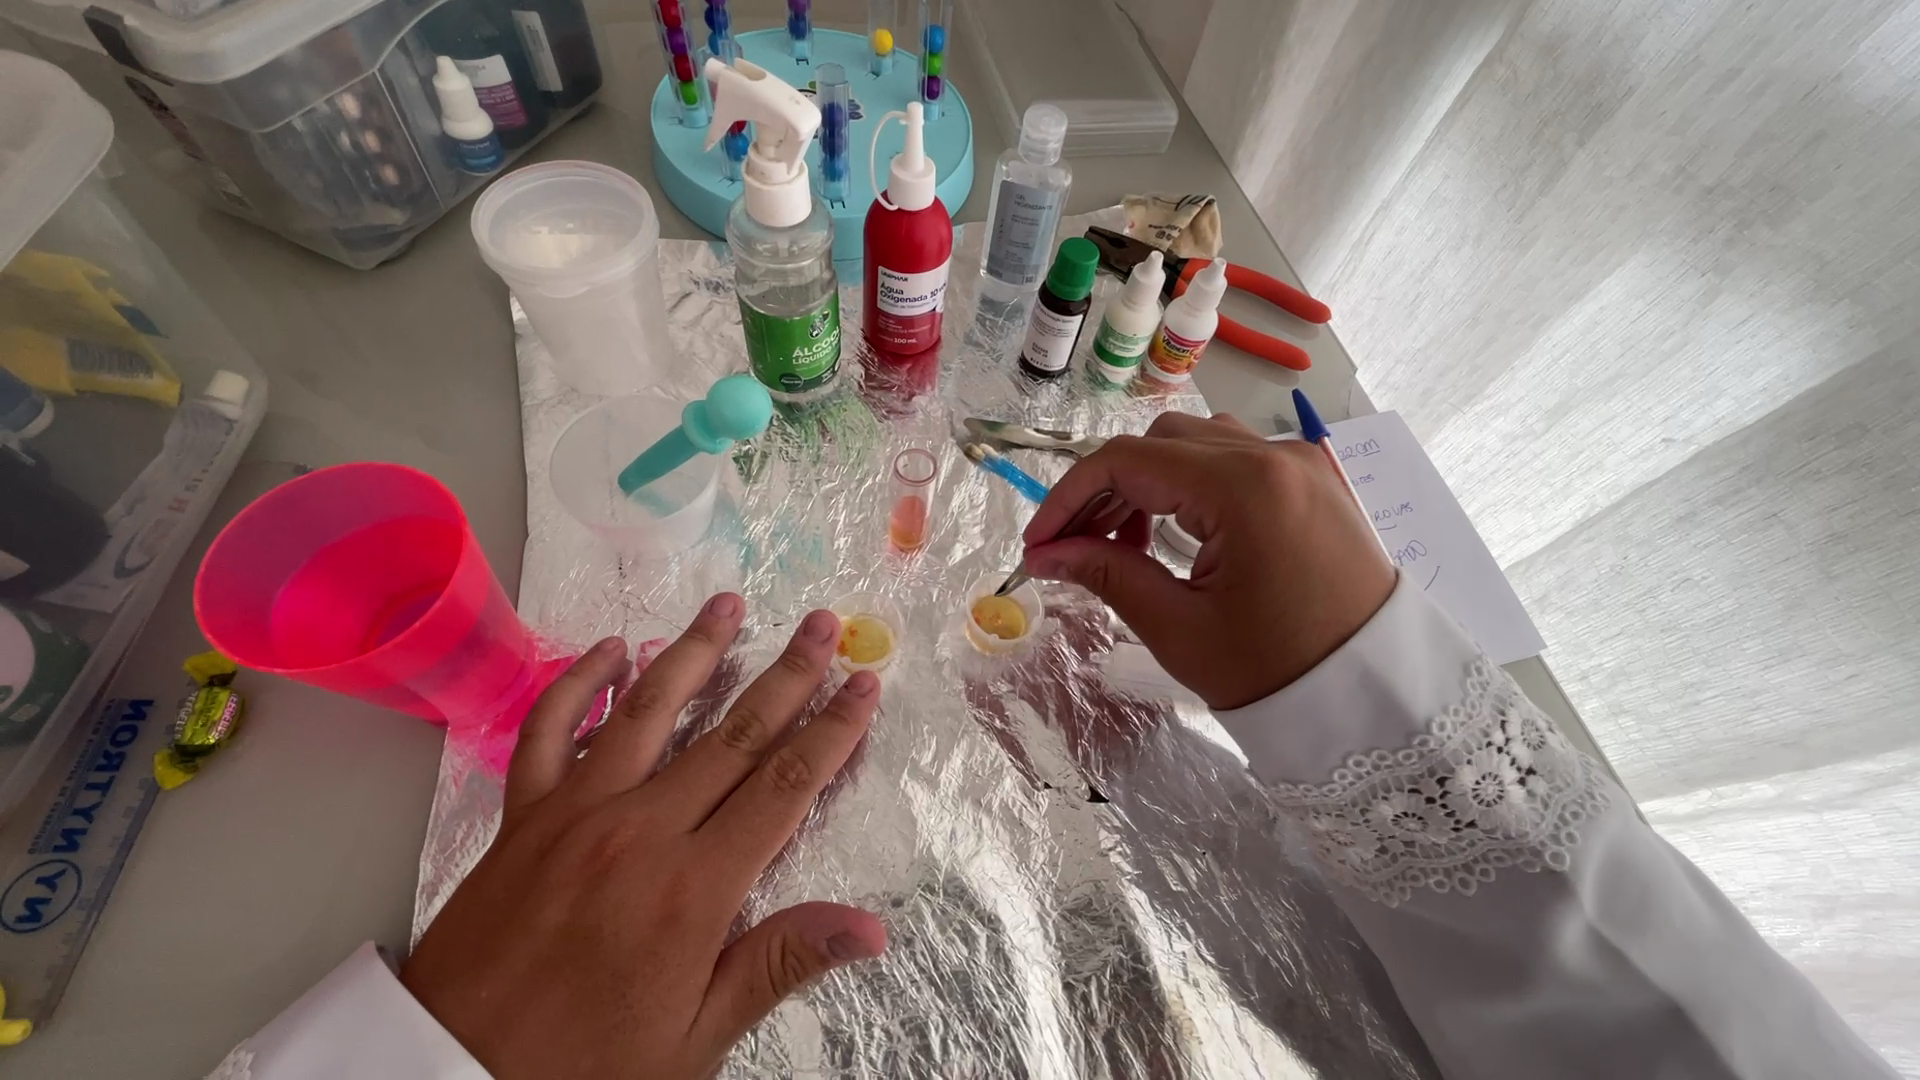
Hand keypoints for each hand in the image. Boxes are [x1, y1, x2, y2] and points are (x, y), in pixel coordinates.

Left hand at [402, 595, 885, 1078]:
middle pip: (732, 734)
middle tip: (821, 624)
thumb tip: (873, 929)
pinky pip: (549, 730)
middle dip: (788, 674)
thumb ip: (782, 962)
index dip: (832, 731)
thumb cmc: (586, 1067)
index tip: (864, 684)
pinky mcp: (523, 814)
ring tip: (730, 604)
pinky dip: (577, 683)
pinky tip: (609, 648)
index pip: (785, 787)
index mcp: (694, 888)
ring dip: (696, 652)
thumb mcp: (696, 1038)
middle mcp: (641, 830)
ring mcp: (577, 812)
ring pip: (649, 711)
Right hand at [1022, 414, 1394, 709]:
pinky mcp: (1311, 479)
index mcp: (1243, 488)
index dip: (1068, 498)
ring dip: (1146, 482)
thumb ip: (1105, 573)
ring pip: (1193, 444)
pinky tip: (1173, 532)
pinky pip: (1231, 459)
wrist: (1377, 695)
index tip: (1037, 543)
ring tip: (1123, 543)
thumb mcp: (1179, 628)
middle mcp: (1274, 455)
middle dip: (1105, 489)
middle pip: (1158, 443)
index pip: (1127, 462)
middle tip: (1076, 547)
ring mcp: (1299, 462)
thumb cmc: (1276, 671)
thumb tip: (1043, 553)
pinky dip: (1188, 484)